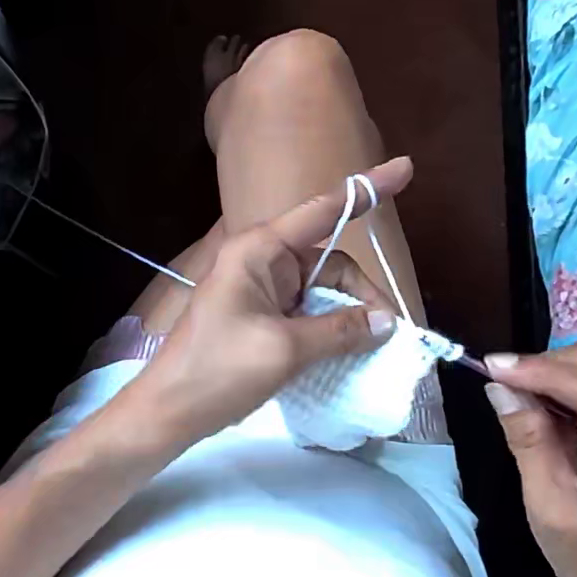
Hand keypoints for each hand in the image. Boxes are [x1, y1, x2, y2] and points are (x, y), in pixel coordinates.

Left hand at [113, 157, 414, 447]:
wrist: (170, 409)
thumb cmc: (218, 370)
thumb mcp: (284, 349)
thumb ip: (339, 330)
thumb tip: (386, 321)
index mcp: (259, 250)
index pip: (322, 211)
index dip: (366, 191)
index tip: (406, 167)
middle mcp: (261, 261)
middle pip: (329, 262)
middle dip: (361, 292)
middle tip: (390, 333)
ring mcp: (260, 290)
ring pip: (320, 291)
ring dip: (347, 315)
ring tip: (373, 348)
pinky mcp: (260, 317)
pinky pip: (305, 313)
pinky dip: (329, 329)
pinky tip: (349, 353)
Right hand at [484, 342, 576, 576]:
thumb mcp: (545, 501)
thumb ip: (528, 439)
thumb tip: (499, 386)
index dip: (545, 372)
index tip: (493, 367)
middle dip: (546, 366)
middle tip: (499, 377)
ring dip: (554, 369)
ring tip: (516, 388)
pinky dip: (564, 380)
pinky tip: (539, 395)